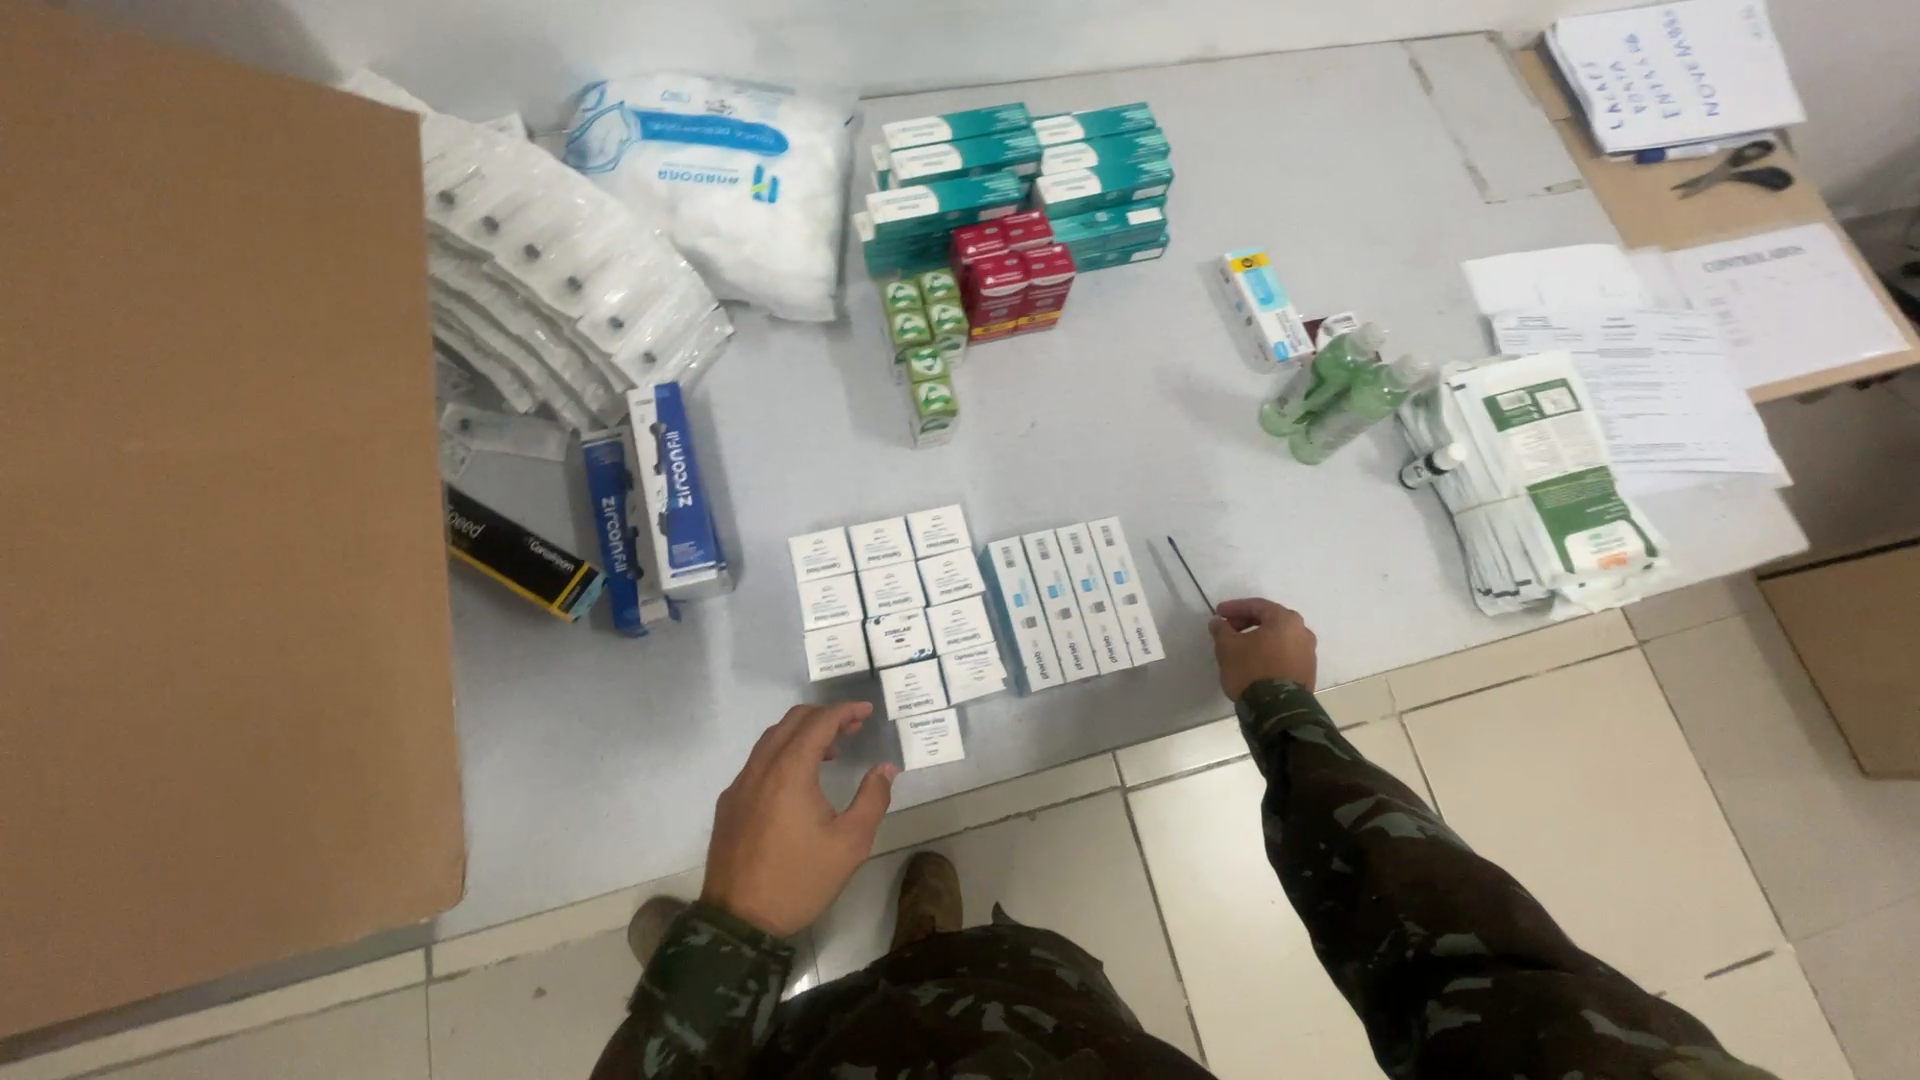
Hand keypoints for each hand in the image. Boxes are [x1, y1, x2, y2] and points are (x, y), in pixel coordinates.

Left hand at [700, 702, 897, 936]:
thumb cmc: (800, 880)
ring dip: (802, 734)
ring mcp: (740, 785)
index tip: (867, 712)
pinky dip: (783, 754)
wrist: (739, 921)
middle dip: (824, 716)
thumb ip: (872, 798)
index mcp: (790, 771)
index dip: (845, 711)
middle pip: (792, 721)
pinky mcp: (729, 804)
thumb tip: (885, 768)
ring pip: (771, 740)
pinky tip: (798, 781)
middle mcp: (761, 768)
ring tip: (831, 752)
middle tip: (853, 728)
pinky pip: (758, 762)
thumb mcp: (850, 843)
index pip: (819, 722)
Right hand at [1209, 597, 1317, 700]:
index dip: (1234, 608)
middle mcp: (1302, 632)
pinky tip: (1255, 662)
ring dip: (1259, 638)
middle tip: (1228, 629)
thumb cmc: (1251, 670)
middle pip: (1271, 620)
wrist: (1277, 709)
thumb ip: (1221, 629)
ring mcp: (1309, 653)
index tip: (1218, 613)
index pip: (1257, 606)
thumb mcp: (1227, 647)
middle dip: (1247, 622)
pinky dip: (1269, 652)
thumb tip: (1218, 622)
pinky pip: (1285, 653)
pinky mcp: (1308, 671)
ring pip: (1279, 638)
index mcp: (1285, 620)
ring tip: (1241, 647)